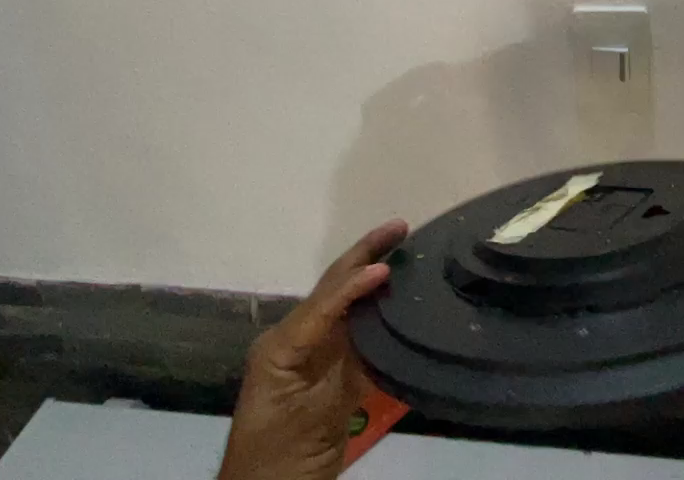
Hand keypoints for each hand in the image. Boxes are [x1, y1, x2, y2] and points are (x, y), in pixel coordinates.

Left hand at [218, 220, 408, 479]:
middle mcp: (294, 340)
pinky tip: (397, 297)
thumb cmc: (280, 461)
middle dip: (364, 255)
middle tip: (400, 227)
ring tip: (403, 250)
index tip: (390, 264)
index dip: (357, 281)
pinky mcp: (324, 374)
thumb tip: (384, 330)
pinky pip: (352, 331)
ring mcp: (309, 356)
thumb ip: (350, 372)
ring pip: (343, 304)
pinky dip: (374, 309)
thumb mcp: (315, 419)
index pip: (324, 303)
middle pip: (332, 288)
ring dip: (371, 275)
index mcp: (281, 346)